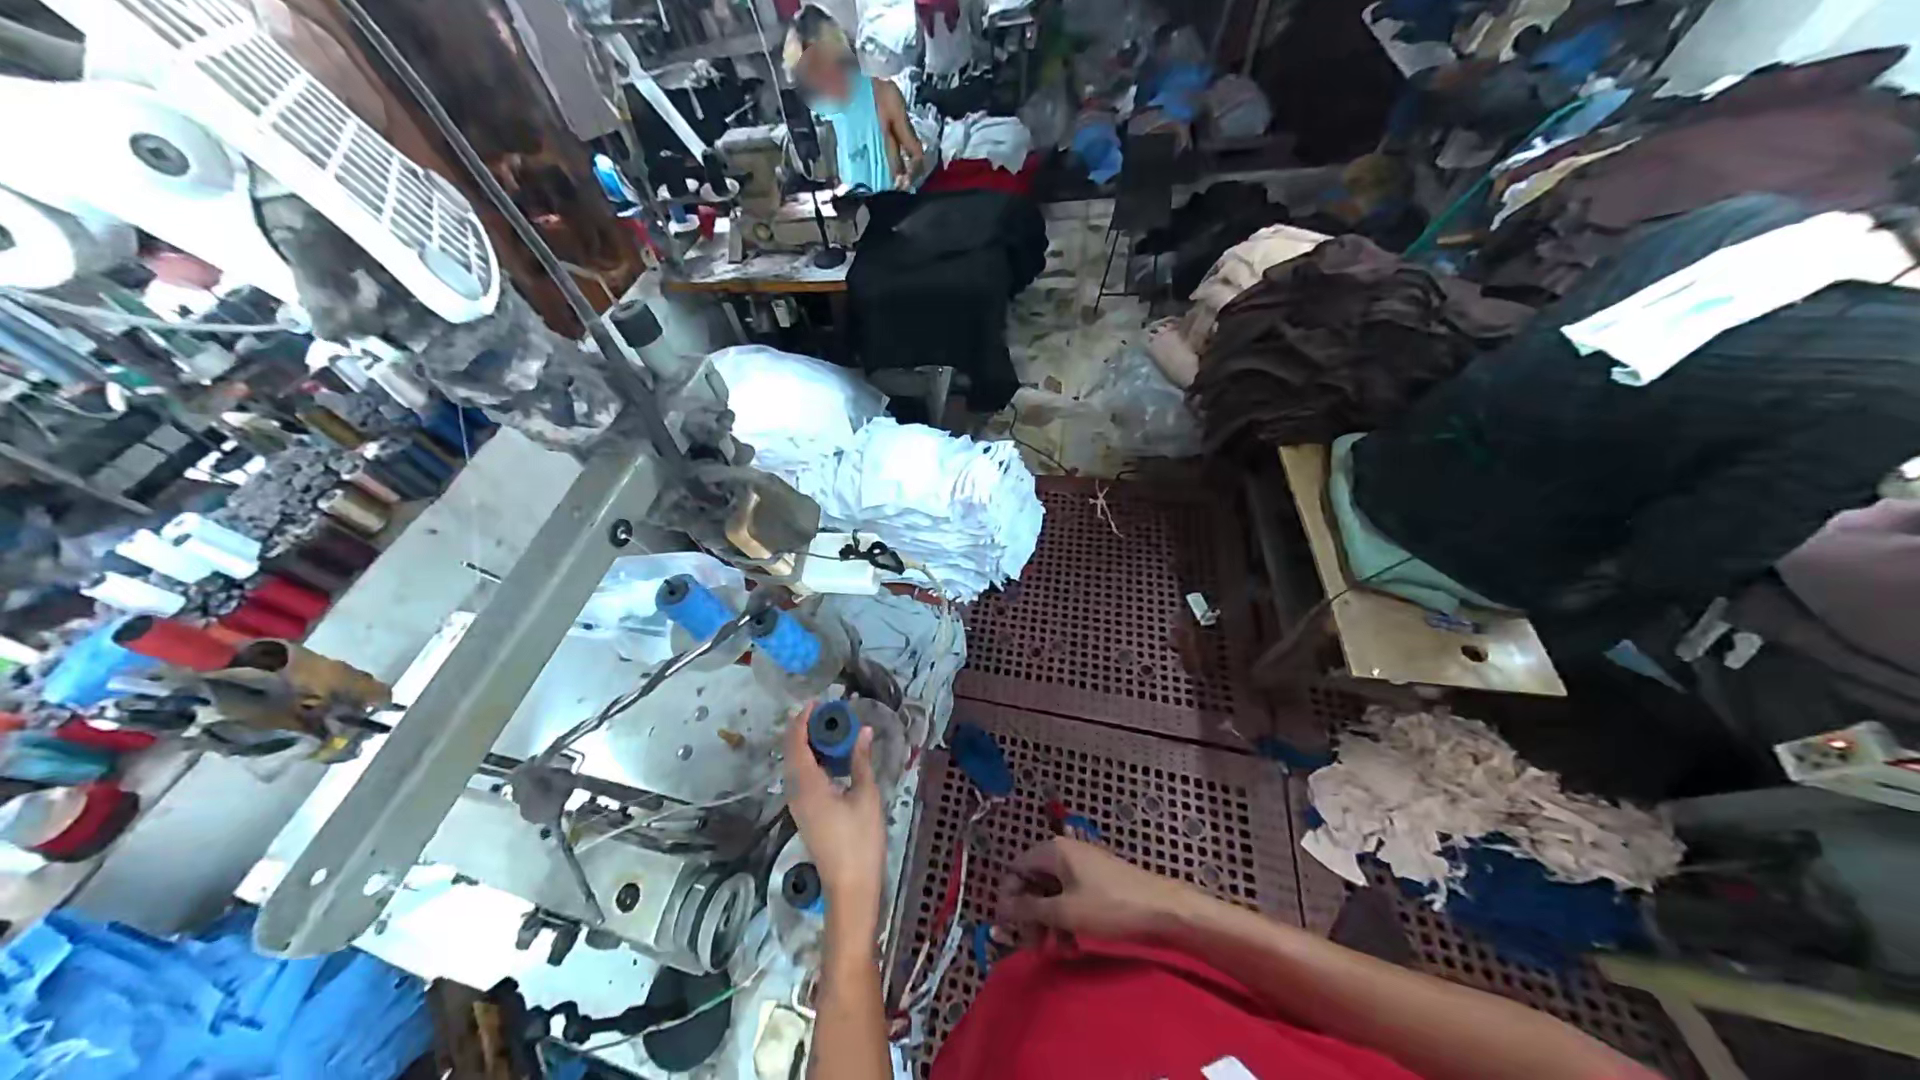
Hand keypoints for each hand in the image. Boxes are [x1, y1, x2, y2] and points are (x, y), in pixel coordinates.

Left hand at [784, 705, 885, 931]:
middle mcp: (795, 793)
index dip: (802, 720)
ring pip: (795, 767)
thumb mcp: (866, 796)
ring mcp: (798, 806)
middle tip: (828, 713)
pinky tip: (831, 759)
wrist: (850, 887)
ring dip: (808, 745)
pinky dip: (812, 762)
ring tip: (831, 730)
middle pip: (791, 753)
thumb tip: (862, 730)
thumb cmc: (860, 841)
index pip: (796, 743)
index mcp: (807, 786)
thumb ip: (861, 761)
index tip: (817, 701)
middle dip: (804, 729)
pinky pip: (801, 779)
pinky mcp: (805, 815)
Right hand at [999, 837, 1207, 941]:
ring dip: (1050, 922)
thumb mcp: (1065, 912)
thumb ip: (1029, 908)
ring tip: (1057, 951)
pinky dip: (1068, 919)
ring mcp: (1083, 865)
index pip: (1017, 868)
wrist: (1163, 909)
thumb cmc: (1110, 907)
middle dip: (1031, 915)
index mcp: (1054, 851)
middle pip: (1035, 882)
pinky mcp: (1098, 880)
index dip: (1009, 897)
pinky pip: (1071, 897)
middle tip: (1033, 947)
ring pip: (1054, 893)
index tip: (1009, 928)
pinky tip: (1074, 946)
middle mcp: (1066, 851)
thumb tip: (1001, 906)